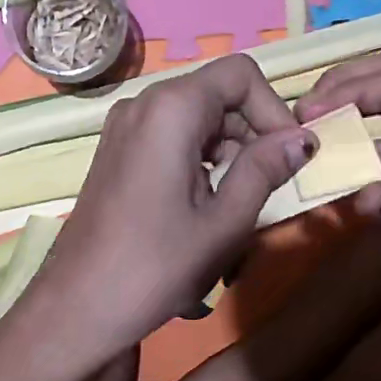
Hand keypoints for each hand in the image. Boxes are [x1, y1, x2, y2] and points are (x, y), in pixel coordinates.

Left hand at [26, 55, 315, 354]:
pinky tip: (204, 203)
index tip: (289, 155)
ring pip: (195, 117)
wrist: (79, 307)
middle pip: (217, 94)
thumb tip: (302, 138)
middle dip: (252, 132)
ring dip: (229, 149)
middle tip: (269, 185)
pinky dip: (200, 158)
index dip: (273, 108)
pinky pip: (170, 136)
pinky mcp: (116, 152)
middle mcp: (142, 104)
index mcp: (170, 109)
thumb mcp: (225, 220)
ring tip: (237, 202)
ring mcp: (123, 128)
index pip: (240, 74)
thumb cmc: (157, 265)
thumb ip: (265, 169)